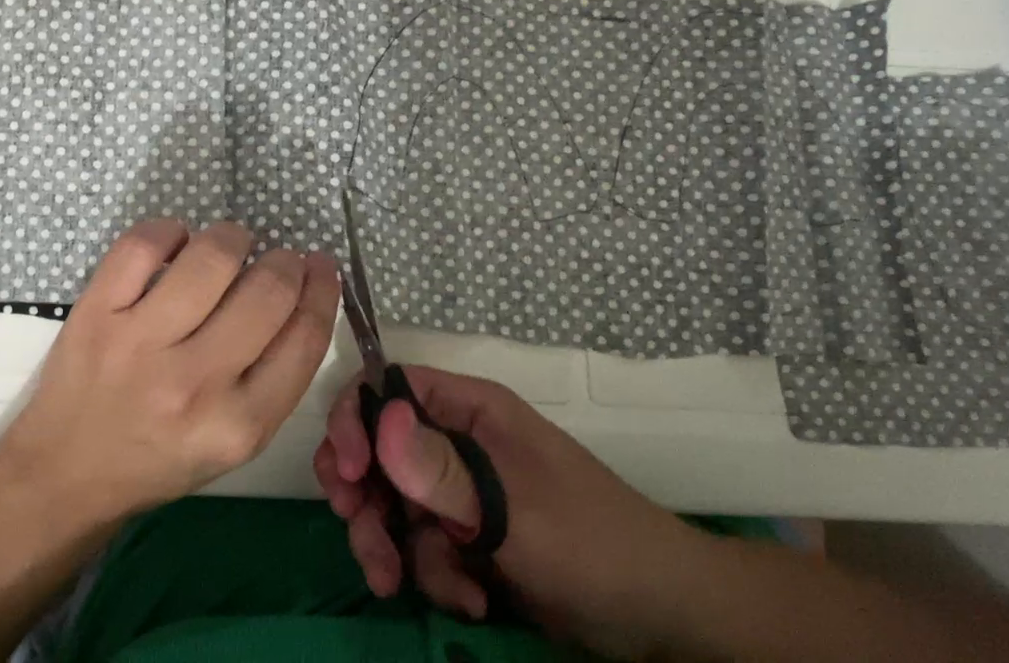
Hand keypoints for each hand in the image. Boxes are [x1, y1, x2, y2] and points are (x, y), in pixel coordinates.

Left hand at [0, 220, 339, 525]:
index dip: (323, 290)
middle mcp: (194, 383)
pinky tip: (178, 242)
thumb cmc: (160, 459)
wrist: (67, 473)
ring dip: (233, 238)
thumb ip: (275, 377)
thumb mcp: (235, 444)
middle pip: (267, 292)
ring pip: (211, 257)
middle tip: (279, 259)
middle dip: (285, 262)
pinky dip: (169, 231)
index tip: (322, 269)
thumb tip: (303, 293)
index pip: (304, 338)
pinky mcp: (95, 314)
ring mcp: (139, 344)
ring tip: (232, 245)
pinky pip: (142, 246)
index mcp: (239, 424)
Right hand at [313, 367, 711, 656]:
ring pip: (392, 504)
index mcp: (471, 411)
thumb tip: (379, 419)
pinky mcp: (467, 537)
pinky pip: (420, 546)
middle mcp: (458, 442)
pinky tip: (468, 600)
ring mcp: (461, 491)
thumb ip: (441, 470)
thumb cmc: (590, 544)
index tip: (349, 471)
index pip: (390, 388)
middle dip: (364, 496)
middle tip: (357, 528)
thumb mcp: (511, 511)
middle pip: (378, 450)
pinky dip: (431, 574)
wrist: (659, 619)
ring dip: (389, 545)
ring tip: (395, 584)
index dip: (357, 420)